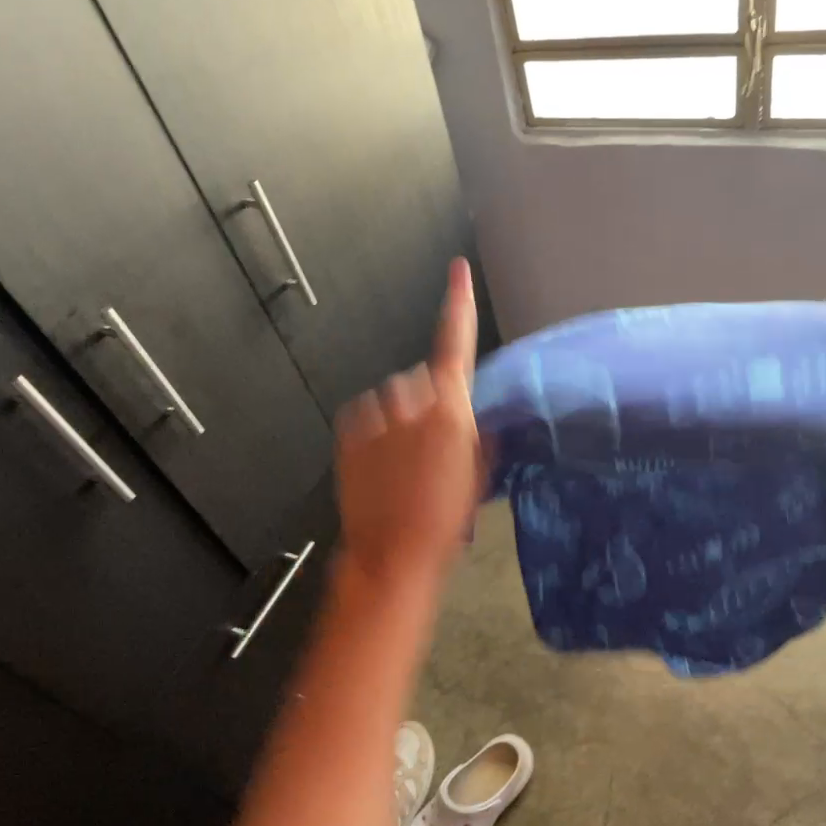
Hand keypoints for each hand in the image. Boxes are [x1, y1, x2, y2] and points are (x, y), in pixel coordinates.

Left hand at [334, 258, 483, 587]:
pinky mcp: (349, 429)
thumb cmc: (443, 519)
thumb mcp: (476, 474)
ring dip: (399, 421)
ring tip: (404, 465)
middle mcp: (411, 400)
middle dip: (427, 406)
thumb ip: (475, 433)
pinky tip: (382, 465)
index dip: (459, 303)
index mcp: (451, 408)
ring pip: (394, 400)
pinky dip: (375, 432)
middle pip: (423, 381)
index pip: (456, 342)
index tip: (457, 271)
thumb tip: (470, 418)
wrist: (393, 553)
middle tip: (430, 451)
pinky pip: (368, 417)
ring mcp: (376, 414)